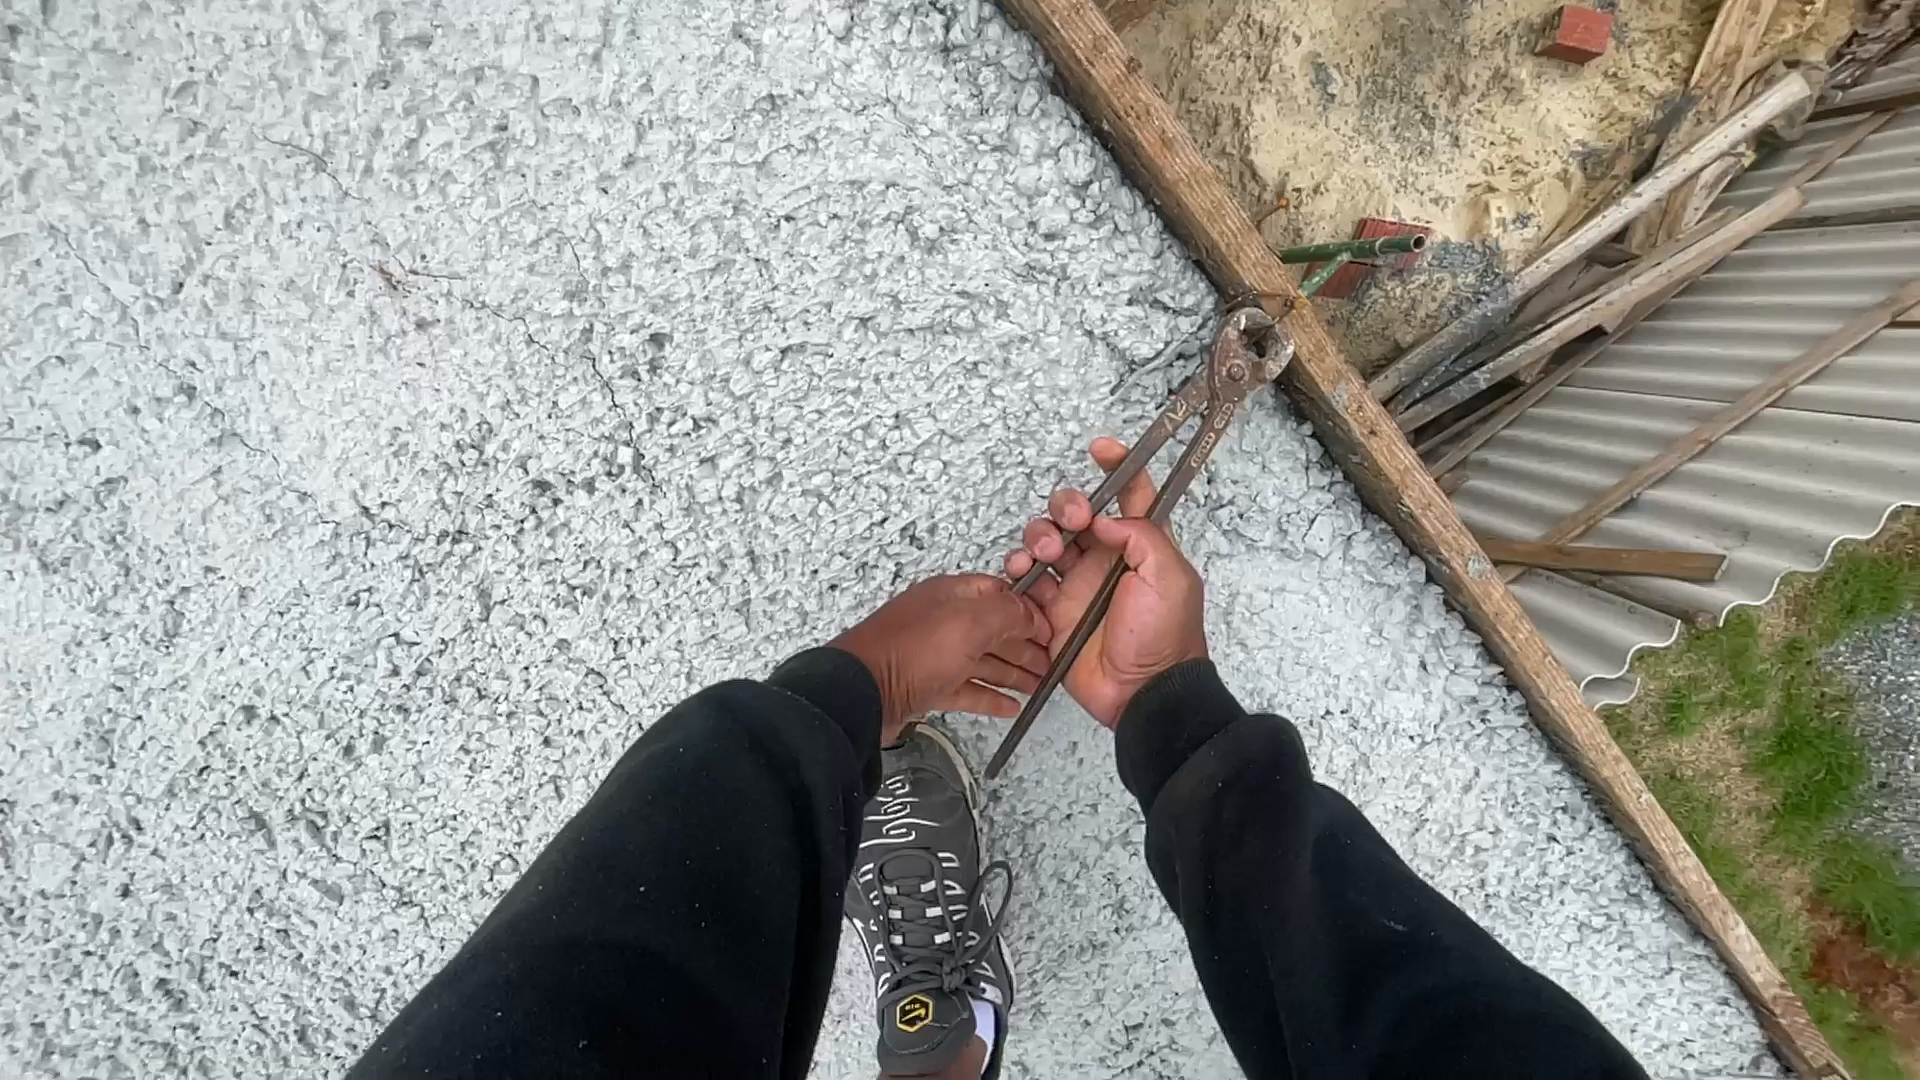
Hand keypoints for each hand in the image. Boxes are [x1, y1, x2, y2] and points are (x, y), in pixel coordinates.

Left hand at [830, 575, 1052, 745]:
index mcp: (952, 595)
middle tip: (1053, 663)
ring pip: (983, 661)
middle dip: (1026, 645)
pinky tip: (1009, 707)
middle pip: (994, 630)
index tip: (1054, 630)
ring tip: (1039, 686)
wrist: (863, 693)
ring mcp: (933, 656)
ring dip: (1013, 673)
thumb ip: (1009, 613)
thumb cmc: (911, 651)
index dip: (1029, 611)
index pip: (1000, 594)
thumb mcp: (970, 622)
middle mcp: (943, 621)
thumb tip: (1032, 614)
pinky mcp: (926, 687)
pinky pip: (966, 689)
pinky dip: (989, 696)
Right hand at [1004, 437, 1207, 728]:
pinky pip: (1026, 578)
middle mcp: (1104, 560)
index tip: (1100, 449)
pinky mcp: (1050, 609)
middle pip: (1076, 513)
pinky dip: (1018, 568)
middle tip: (1073, 521)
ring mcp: (1075, 584)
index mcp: (1139, 547)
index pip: (1131, 495)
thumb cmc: (1165, 637)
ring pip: (1046, 539)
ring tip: (1045, 553)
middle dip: (1067, 505)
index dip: (1117, 467)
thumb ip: (1141, 536)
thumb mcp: (1171, 578)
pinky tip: (1023, 572)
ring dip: (1039, 535)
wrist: (1140, 693)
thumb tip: (1104, 518)